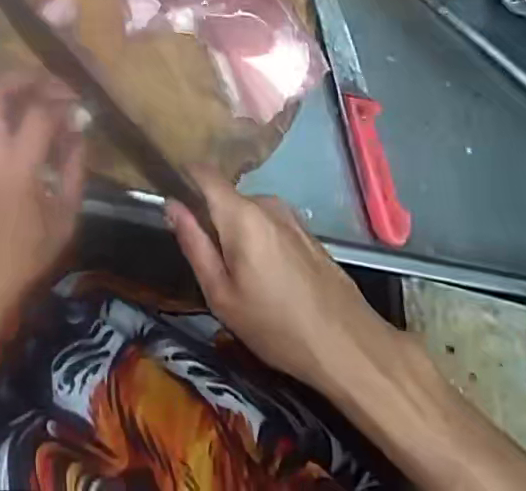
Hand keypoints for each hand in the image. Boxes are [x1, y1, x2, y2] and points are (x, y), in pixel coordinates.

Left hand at [0, 74, 86, 318]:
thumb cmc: (24, 255)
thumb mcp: (62, 217)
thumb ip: (72, 169)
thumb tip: (78, 132)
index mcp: (15, 166)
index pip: (37, 114)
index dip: (60, 101)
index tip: (78, 104)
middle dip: (22, 79)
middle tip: (50, 83)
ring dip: (6, 90)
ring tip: (35, 95)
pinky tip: (17, 120)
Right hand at [166, 166, 400, 395]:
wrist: (355, 352)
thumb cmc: (277, 325)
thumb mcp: (220, 293)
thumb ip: (193, 243)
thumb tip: (172, 205)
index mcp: (241, 214)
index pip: (204, 173)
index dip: (184, 176)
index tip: (170, 195)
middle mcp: (268, 206)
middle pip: (225, 197)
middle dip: (211, 217)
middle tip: (207, 257)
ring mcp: (293, 220)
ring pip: (249, 213)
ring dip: (237, 232)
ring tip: (238, 273)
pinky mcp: (311, 237)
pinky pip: (271, 226)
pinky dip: (260, 241)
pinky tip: (269, 279)